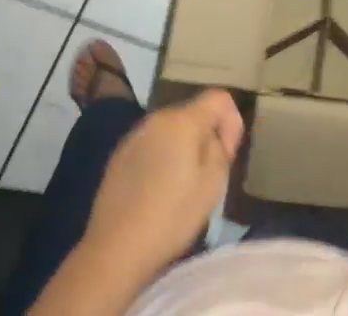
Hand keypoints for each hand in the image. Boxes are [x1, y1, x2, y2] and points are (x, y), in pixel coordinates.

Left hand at [84, 89, 243, 276]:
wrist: (116, 249)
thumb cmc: (172, 216)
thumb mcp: (213, 183)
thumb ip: (220, 148)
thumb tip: (214, 136)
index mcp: (182, 120)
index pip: (219, 98)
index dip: (231, 122)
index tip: (228, 155)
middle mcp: (156, 119)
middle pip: (194, 114)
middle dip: (207, 136)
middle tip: (210, 174)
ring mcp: (133, 137)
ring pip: (171, 131)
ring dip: (184, 148)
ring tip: (183, 185)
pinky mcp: (118, 157)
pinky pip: (152, 146)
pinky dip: (162, 159)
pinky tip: (158, 191)